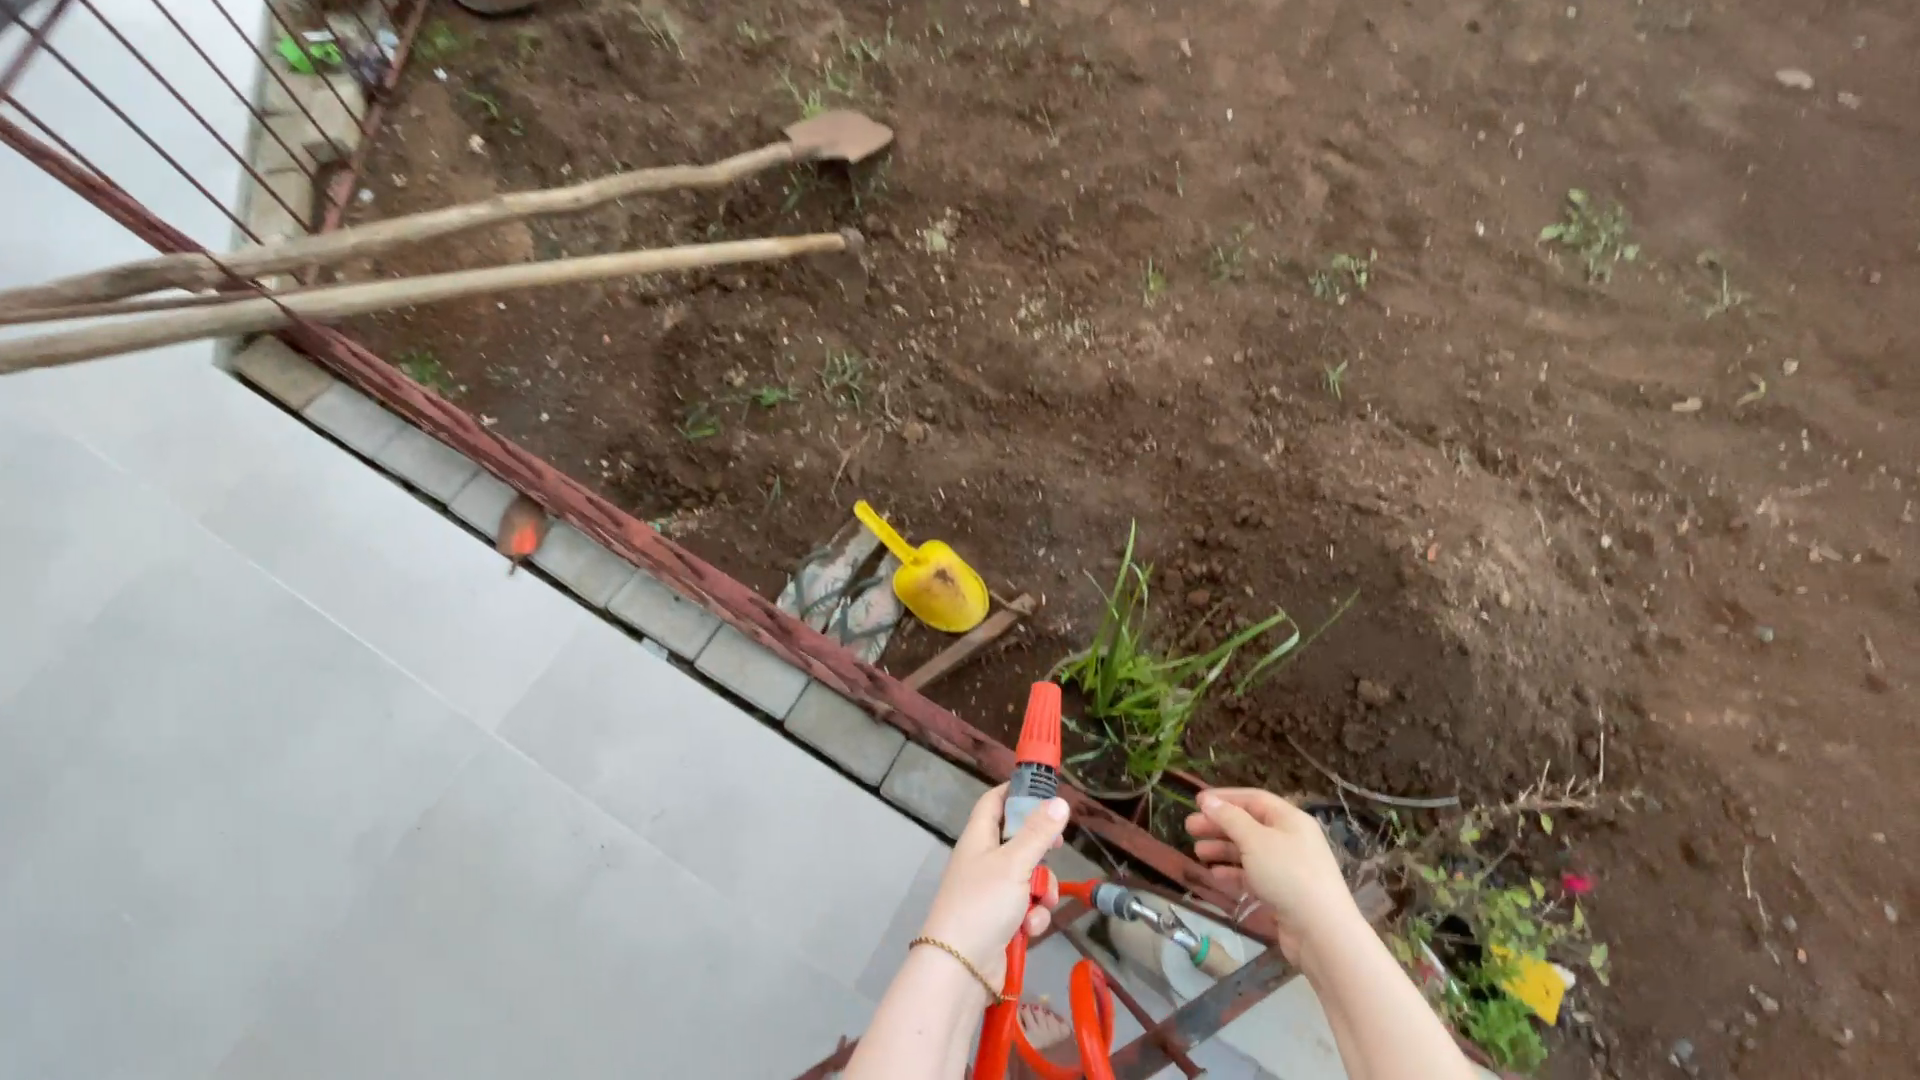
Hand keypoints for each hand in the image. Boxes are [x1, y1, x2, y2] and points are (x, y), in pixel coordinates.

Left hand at [918, 784, 1068, 991]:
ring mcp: (992, 891)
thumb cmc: (982, 903)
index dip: (1016, 793)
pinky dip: (1032, 916)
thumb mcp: (1014, 863)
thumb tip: (1058, 800)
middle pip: (1018, 840)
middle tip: (1057, 847)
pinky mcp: (1001, 920)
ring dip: (1042, 890)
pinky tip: (1029, 928)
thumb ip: (1038, 833)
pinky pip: (1027, 907)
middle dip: (1041, 848)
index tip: (1044, 793)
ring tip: (1041, 903)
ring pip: (1029, 877)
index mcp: (979, 837)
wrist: (960, 967)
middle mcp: (984, 860)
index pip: (994, 802)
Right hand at [1187, 788, 1356, 964]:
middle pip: (1248, 825)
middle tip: (1189, 829)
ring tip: (1198, 853)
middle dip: (1218, 825)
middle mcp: (1290, 839)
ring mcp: (1288, 867)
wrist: (1322, 932)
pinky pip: (1253, 875)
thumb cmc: (1288, 875)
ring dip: (1222, 850)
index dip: (1224, 798)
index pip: (1253, 799)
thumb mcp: (1254, 840)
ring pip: (1249, 851)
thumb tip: (1207, 800)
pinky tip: (1215, 876)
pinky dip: (1234, 873)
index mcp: (1289, 819)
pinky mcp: (1283, 892)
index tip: (1197, 802)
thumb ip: (1229, 818)